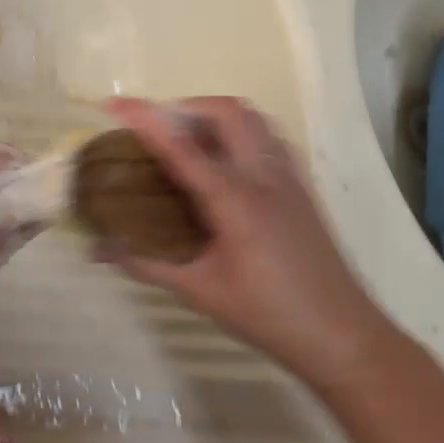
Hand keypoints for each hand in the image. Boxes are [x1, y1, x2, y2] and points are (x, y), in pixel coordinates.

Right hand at [99, 96, 394, 384]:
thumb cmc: (268, 315)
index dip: (144, 119)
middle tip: (156, 131)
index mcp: (234, 199)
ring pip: (252, 118)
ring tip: (188, 141)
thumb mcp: (199, 291)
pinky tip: (225, 161)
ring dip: (214, 115)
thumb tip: (98, 250)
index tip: (113, 104)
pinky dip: (240, 131)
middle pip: (223, 112)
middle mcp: (263, 176)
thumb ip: (146, 263)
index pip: (180, 145)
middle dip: (183, 108)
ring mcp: (288, 178)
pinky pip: (270, 137)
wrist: (345, 338)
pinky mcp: (303, 187)